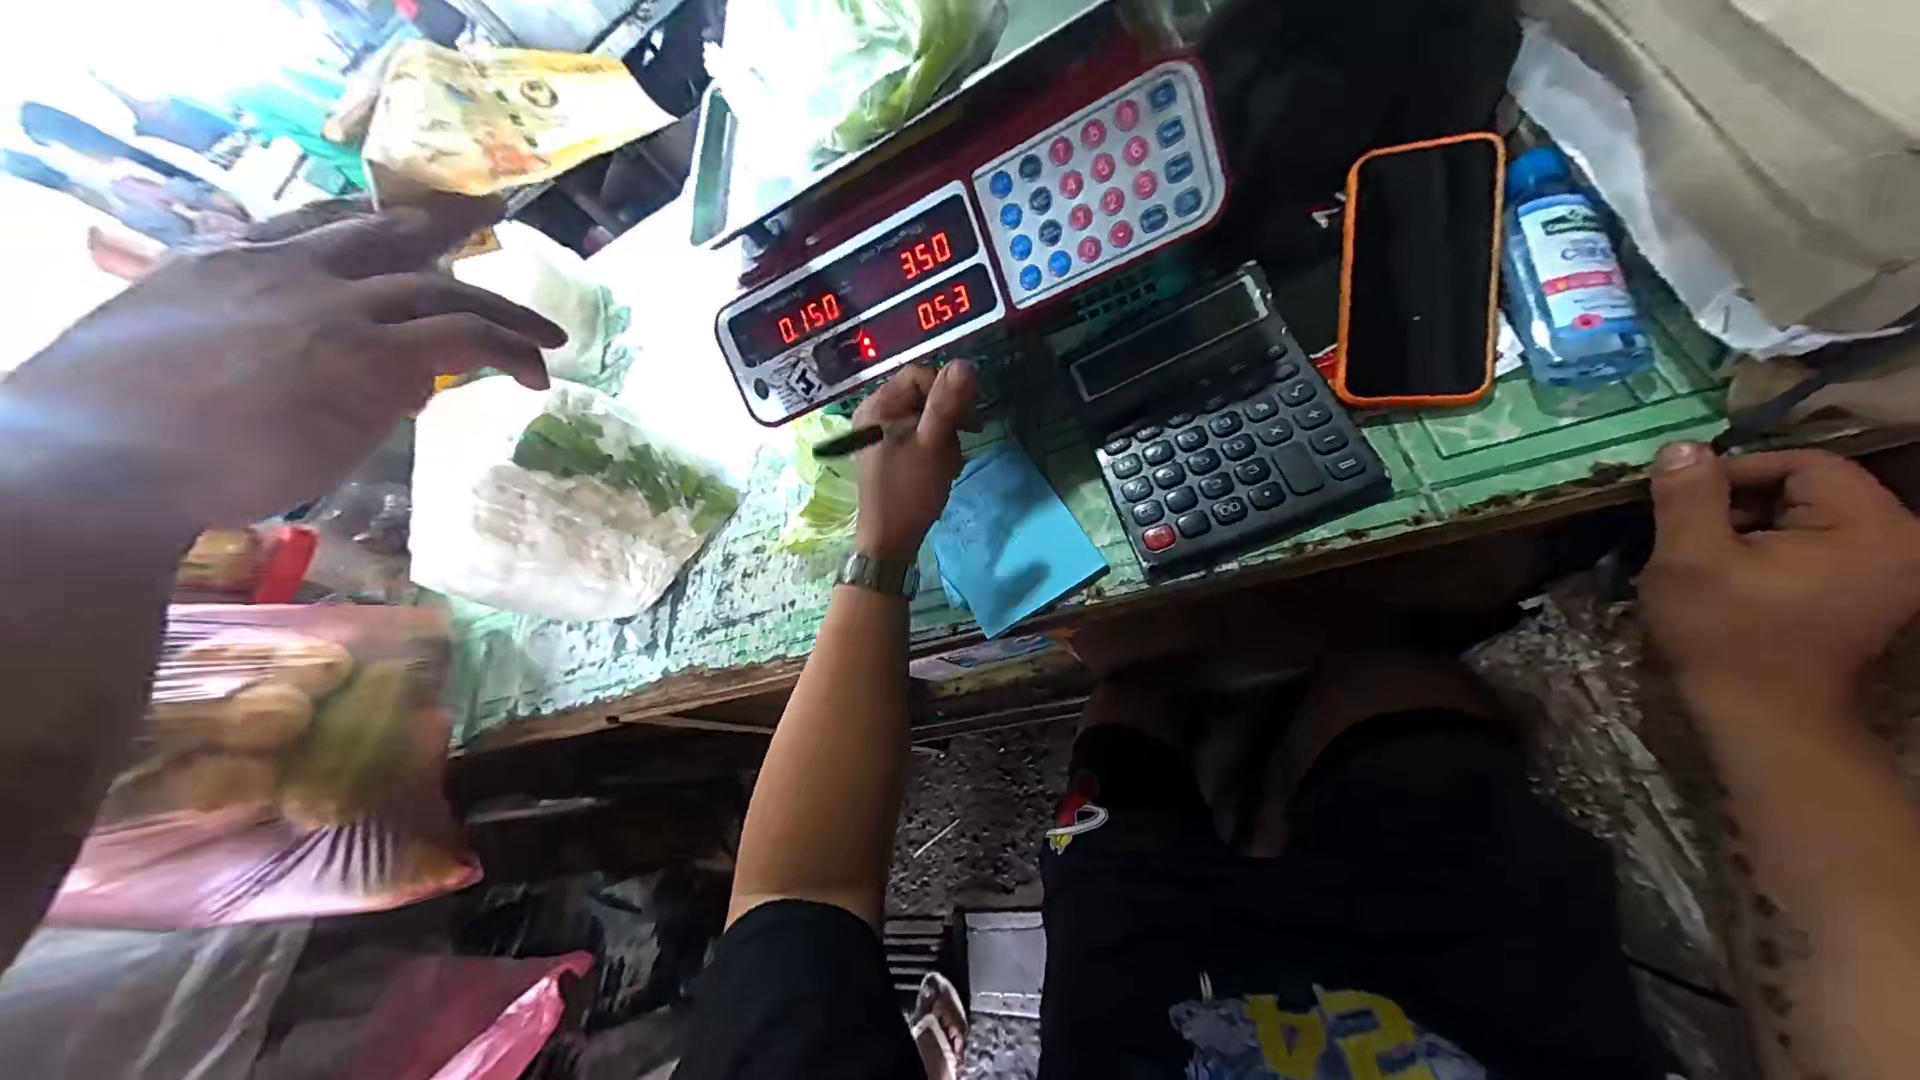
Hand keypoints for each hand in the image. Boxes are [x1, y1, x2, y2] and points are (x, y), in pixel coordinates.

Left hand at [2, 196, 563, 530]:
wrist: (90, 452)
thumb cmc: (232, 469)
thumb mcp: (343, 447)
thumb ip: (391, 399)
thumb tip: (422, 372)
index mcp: (364, 355)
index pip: (469, 335)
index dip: (517, 351)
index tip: (539, 379)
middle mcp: (326, 296)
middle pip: (437, 279)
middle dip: (502, 296)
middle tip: (543, 313)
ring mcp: (267, 266)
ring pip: (371, 229)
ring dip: (433, 223)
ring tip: (470, 212)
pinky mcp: (218, 256)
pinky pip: (297, 220)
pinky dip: (350, 217)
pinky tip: (368, 217)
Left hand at [851, 361, 976, 560]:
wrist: (889, 540)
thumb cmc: (909, 491)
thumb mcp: (933, 444)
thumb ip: (948, 403)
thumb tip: (965, 364)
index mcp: (877, 406)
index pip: (920, 375)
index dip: (948, 391)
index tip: (969, 419)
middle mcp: (873, 414)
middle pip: (922, 396)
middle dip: (947, 419)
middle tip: (963, 441)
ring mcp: (878, 435)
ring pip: (924, 418)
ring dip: (945, 437)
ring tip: (949, 463)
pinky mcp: (887, 453)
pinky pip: (917, 437)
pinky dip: (934, 449)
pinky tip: (941, 469)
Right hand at [1642, 442, 1919, 714]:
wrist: (1760, 709)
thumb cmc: (1723, 630)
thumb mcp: (1689, 558)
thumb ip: (1688, 497)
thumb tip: (1682, 446)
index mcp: (1873, 528)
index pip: (1806, 464)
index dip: (1735, 471)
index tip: (1677, 497)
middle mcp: (1904, 541)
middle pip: (1812, 488)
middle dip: (1739, 501)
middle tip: (1682, 527)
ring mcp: (1894, 567)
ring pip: (1809, 515)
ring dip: (1748, 524)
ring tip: (1699, 550)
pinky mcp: (1873, 587)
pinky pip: (1817, 543)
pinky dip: (1768, 546)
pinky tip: (1730, 570)